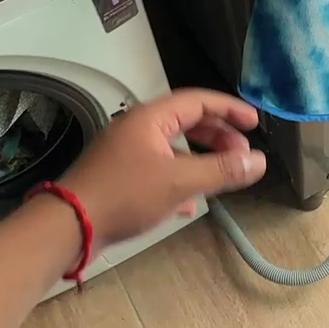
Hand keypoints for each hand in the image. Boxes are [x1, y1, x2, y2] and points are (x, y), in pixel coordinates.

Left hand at [58, 88, 266, 246]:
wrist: (69, 226)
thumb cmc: (124, 195)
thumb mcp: (179, 182)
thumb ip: (221, 170)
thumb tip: (259, 161)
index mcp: (151, 118)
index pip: (198, 101)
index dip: (229, 109)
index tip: (254, 123)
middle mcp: (137, 129)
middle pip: (186, 122)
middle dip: (217, 137)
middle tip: (241, 154)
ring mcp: (126, 153)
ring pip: (173, 149)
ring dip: (201, 160)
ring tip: (221, 178)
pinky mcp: (120, 178)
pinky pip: (159, 170)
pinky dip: (180, 180)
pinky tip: (189, 205)